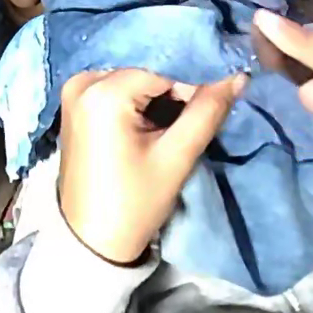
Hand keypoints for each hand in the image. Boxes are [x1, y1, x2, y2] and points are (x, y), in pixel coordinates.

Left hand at [57, 69, 246, 264]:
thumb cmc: (134, 202)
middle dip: (174, 90)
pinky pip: (117, 88)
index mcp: (102, 92)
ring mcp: (75, 91)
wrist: (92, 242)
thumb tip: (238, 74)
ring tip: (170, 127)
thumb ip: (208, 110)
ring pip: (134, 79)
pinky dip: (138, 100)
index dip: (191, 87)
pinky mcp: (74, 104)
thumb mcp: (176, 156)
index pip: (163, 70)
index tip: (208, 110)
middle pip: (147, 72)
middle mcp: (83, 82)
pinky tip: (150, 125)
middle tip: (190, 119)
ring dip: (158, 96)